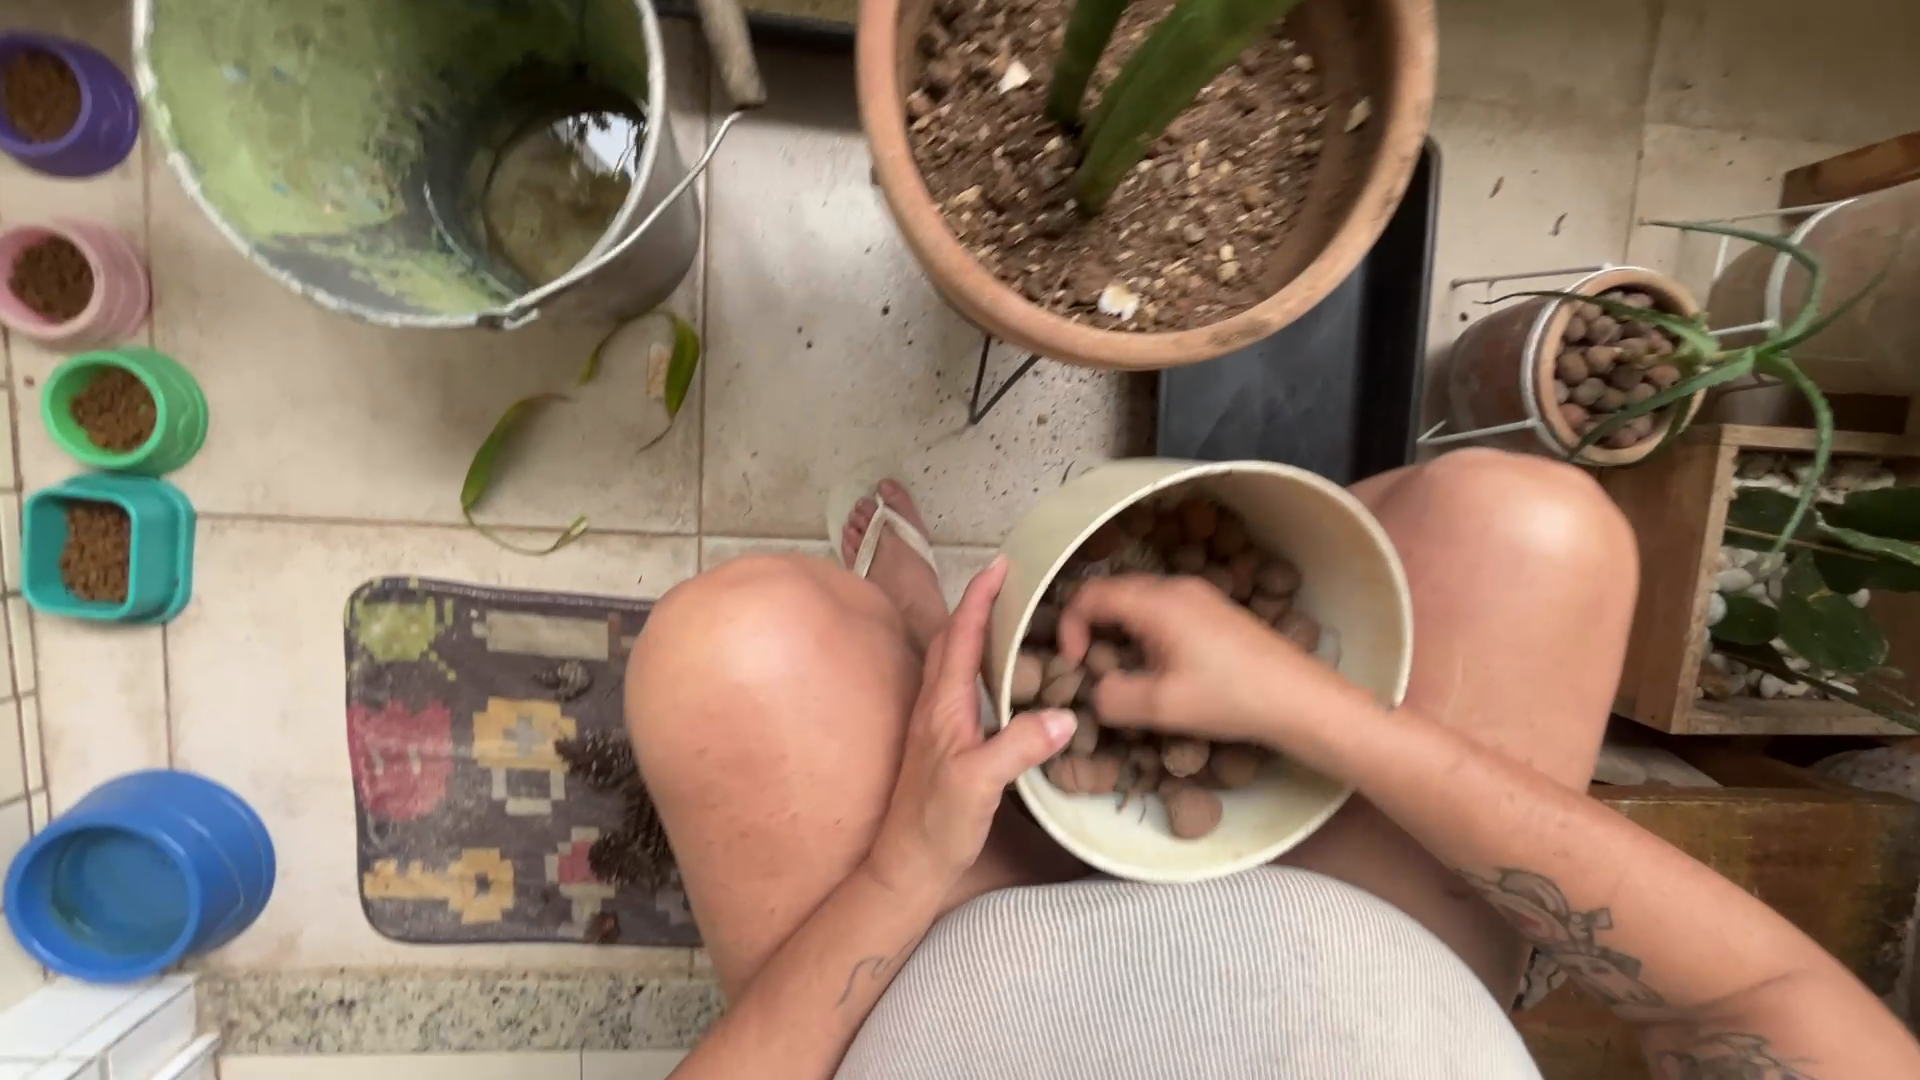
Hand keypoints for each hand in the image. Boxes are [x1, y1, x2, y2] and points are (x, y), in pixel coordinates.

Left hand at [866, 556, 1076, 897]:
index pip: (961, 635)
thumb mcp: (980, 785)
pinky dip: (975, 662)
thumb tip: (1063, 716)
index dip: (980, 597)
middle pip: (951, 637)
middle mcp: (934, 705)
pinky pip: (958, 684)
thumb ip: (1018, 747)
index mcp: (943, 705)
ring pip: (951, 659)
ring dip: (972, 629)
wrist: (906, 864)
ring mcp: (935, 722)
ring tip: (1004, 618)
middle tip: (1007, 584)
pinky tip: (995, 678)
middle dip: (975, 603)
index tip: (1001, 564)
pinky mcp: (941, 740)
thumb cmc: (936, 825)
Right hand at [1057, 575, 1359, 742]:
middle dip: (1091, 628)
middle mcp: (1175, 587)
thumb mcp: (1161, 707)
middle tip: (1092, 667)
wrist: (1303, 701)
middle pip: (1112, 593)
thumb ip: (1112, 697)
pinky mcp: (1214, 610)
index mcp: (1156, 602)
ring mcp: (1199, 595)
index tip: (1074, 664)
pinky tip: (1161, 667)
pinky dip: (1144, 631)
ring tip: (1126, 670)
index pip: (1089, 595)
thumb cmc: (1230, 699)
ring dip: (1119, 631)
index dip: (1069, 626)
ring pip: (1137, 601)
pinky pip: (1162, 609)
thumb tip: (1095, 690)